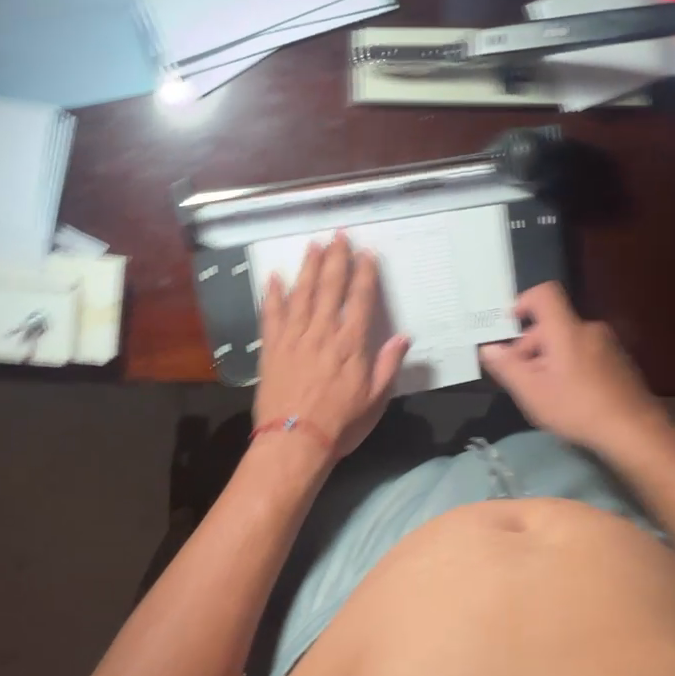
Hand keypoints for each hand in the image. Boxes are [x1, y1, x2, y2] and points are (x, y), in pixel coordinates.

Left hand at [255, 234, 409, 460]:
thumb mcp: (376, 399)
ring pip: (301, 293)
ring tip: (313, 245)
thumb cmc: (340, 424)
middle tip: (339, 234)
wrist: (294, 440)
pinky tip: (274, 277)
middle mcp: (322, 332)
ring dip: (308, 267)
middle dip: (336, 258)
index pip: (361, 299)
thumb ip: (388, 365)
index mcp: (351, 344)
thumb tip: (403, 337)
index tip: (367, 253)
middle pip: (330, 287)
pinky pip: (271, 313)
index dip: (365, 273)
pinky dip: (273, 294)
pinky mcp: (271, 347)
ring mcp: (293, 337)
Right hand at [478, 282, 665, 454]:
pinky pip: (586, 353)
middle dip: (532, 346)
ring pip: (568, 341)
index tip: (510, 327)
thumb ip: (507, 366)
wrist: (634, 430)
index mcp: (566, 330)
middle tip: (522, 378)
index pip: (544, 294)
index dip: (523, 302)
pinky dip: (571, 366)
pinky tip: (571, 397)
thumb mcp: (532, 392)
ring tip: (546, 392)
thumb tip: (488, 348)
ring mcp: (609, 345)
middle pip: (552, 324)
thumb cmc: (577, 408)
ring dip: (551, 359)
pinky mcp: (620, 361)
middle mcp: (589, 329)